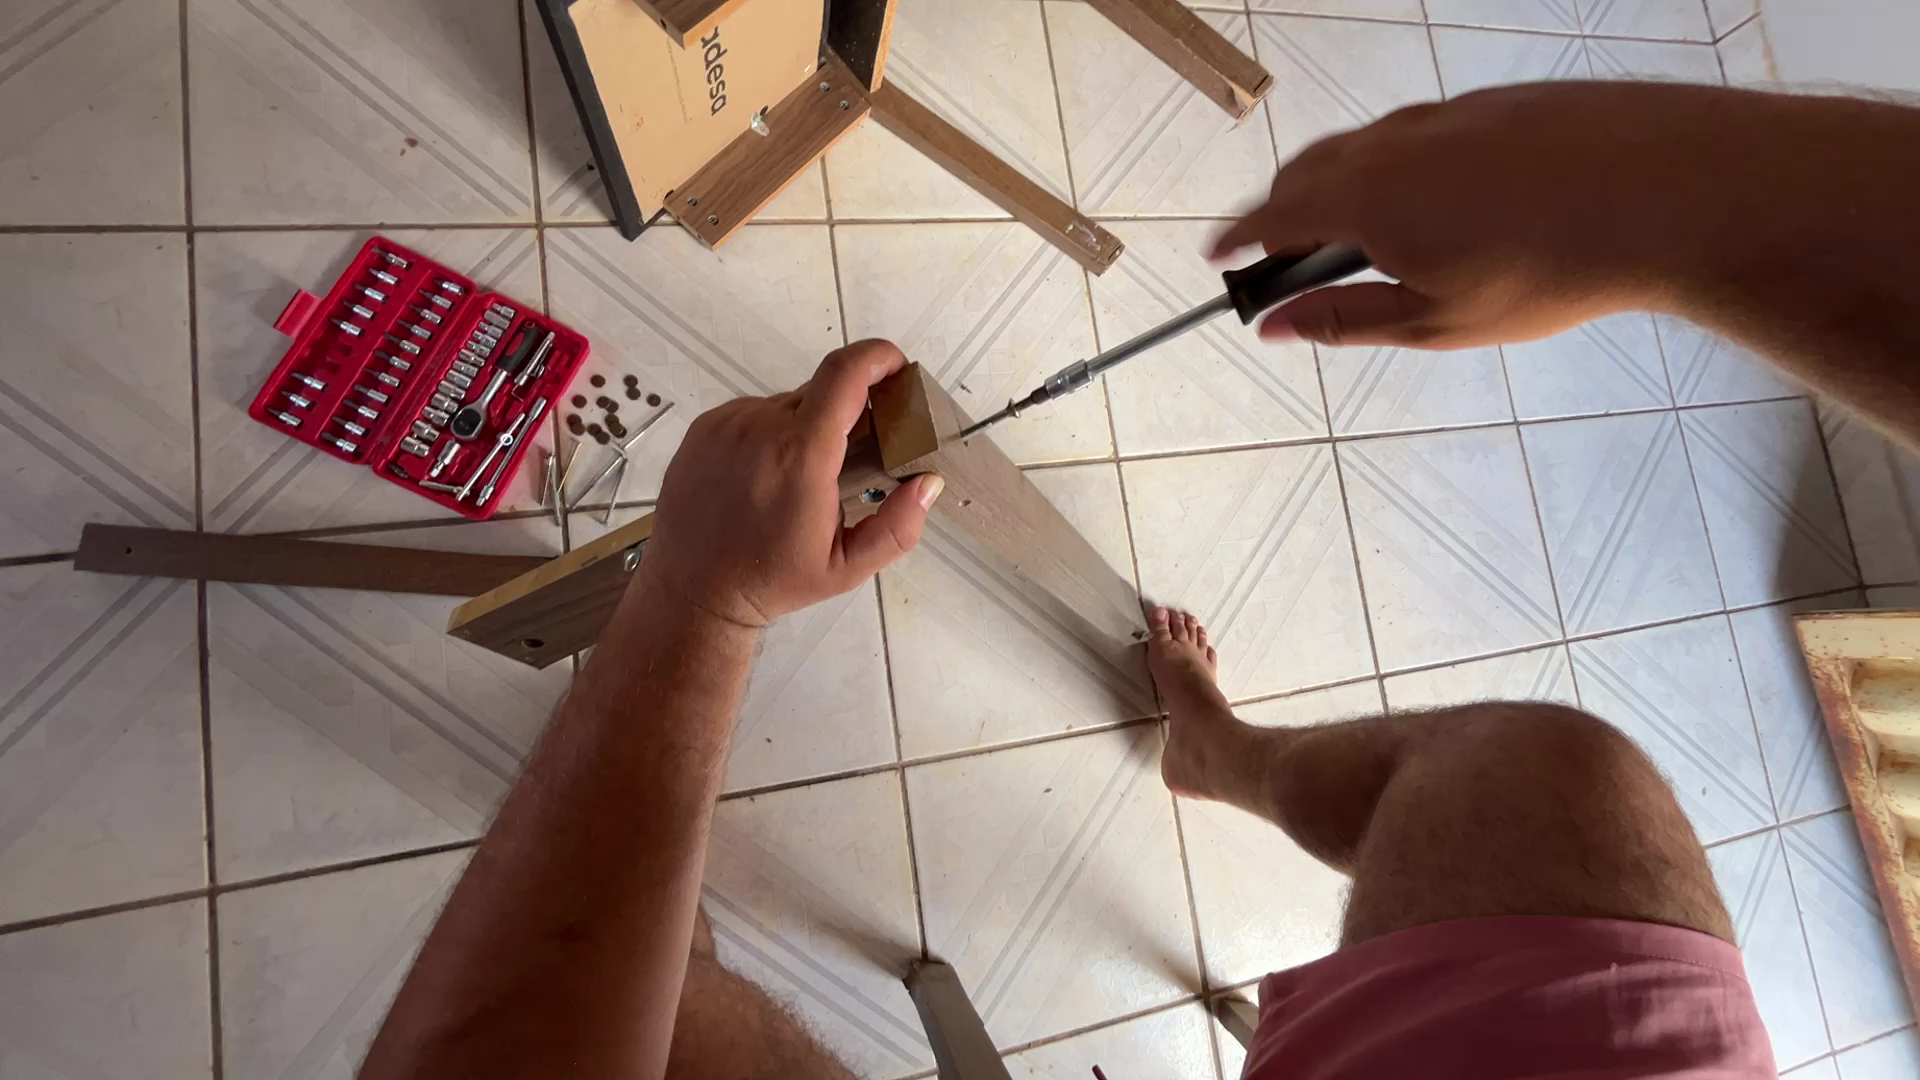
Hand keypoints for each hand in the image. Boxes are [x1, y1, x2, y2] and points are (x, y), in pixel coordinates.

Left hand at [640, 340, 944, 627]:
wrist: (692, 590)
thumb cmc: (774, 580)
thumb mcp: (848, 567)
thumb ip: (898, 527)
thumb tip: (929, 482)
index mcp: (801, 456)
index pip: (844, 374)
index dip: (877, 357)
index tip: (896, 367)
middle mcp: (759, 426)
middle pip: (821, 391)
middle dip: (848, 412)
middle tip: (853, 456)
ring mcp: (727, 423)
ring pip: (788, 403)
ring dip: (808, 427)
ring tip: (801, 478)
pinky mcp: (705, 427)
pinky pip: (755, 413)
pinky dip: (774, 432)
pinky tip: (767, 475)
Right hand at [1213, 82, 1761, 348]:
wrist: (1692, 192)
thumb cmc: (1548, 274)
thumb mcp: (1429, 321)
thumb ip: (1340, 320)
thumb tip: (1274, 327)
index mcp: (1370, 202)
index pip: (1274, 217)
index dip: (1236, 239)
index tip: (1213, 257)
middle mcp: (1397, 145)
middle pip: (1307, 170)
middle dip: (1278, 212)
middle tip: (1281, 256)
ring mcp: (1450, 115)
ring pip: (1359, 146)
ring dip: (1331, 187)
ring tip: (1348, 233)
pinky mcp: (1500, 100)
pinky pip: (1414, 130)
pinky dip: (1385, 165)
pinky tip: (1421, 199)